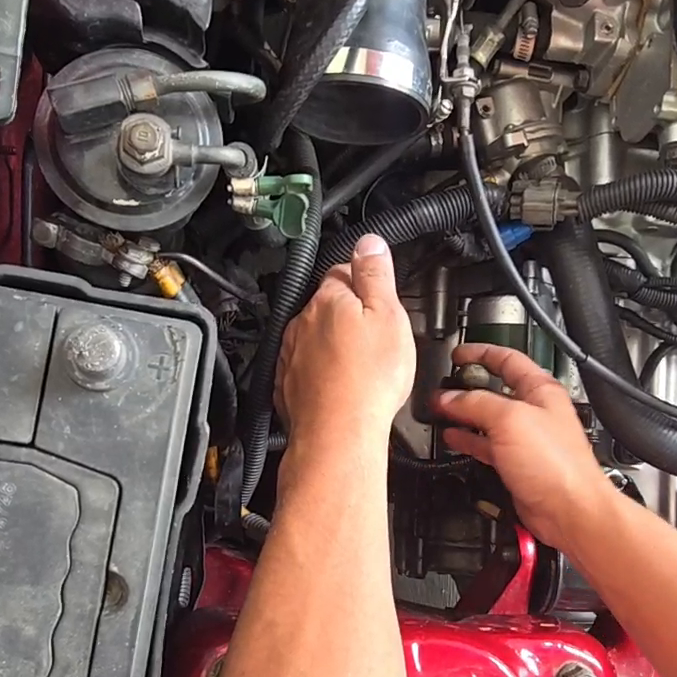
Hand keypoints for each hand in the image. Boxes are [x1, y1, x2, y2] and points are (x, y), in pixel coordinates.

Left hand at [276, 234, 415, 446]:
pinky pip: (306, 367)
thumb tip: (369, 242)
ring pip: (315, 336)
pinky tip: (341, 384)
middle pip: (328, 305)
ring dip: (334, 344)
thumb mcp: (389, 316)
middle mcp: (302, 322)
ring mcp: (291, 353)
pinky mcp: (287, 382)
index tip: (379, 299)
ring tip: (361, 366)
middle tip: (376, 338)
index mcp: (328, 299)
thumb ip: (376, 275)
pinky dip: (321, 371)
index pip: (344, 270)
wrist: (339, 434)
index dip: (366, 283)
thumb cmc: (367, 381)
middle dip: (349, 315)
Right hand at [434, 343, 619, 553]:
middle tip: (444, 385)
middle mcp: (534, 412)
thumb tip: (450, 398)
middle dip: (466, 387)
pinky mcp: (516, 463)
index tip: (459, 353)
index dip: (481, 353)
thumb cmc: (558, 465)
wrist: (570, 511)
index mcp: (540, 391)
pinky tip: (454, 438)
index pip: (507, 360)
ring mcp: (525, 439)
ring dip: (463, 414)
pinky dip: (468, 440)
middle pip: (494, 390)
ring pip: (487, 419)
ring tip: (441, 411)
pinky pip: (487, 445)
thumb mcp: (510, 420)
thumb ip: (476, 404)